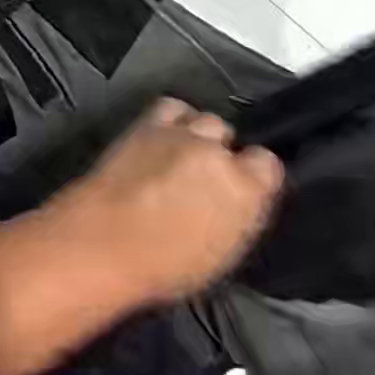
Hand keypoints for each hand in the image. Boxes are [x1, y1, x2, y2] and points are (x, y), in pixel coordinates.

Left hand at [39, 99, 284, 307]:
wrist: (106, 241)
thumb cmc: (164, 267)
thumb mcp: (221, 253)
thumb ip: (235, 216)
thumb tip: (234, 202)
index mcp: (245, 192)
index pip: (268, 164)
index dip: (255, 174)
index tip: (243, 187)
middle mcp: (217, 153)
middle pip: (230, 136)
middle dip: (221, 152)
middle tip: (204, 176)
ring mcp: (181, 133)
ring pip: (204, 118)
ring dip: (198, 133)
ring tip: (184, 153)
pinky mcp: (148, 122)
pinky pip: (172, 107)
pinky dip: (173, 118)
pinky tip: (165, 133)